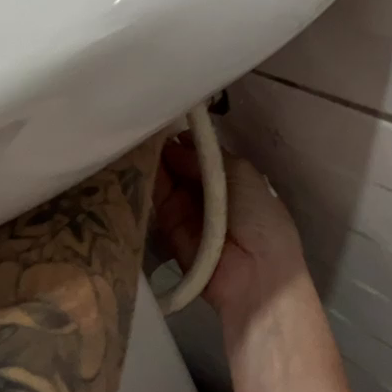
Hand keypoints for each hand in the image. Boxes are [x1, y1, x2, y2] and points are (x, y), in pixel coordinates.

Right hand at [150, 133, 307, 321]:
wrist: (256, 275)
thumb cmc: (259, 218)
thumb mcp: (242, 175)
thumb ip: (206, 157)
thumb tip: (175, 144)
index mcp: (229, 178)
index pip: (200, 152)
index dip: (185, 136)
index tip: (165, 115)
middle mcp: (205, 192)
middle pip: (179, 162)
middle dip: (164, 144)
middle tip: (142, 122)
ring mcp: (185, 209)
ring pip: (164, 178)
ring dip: (152, 159)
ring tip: (133, 134)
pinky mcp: (167, 227)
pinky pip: (155, 200)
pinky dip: (145, 180)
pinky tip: (132, 158)